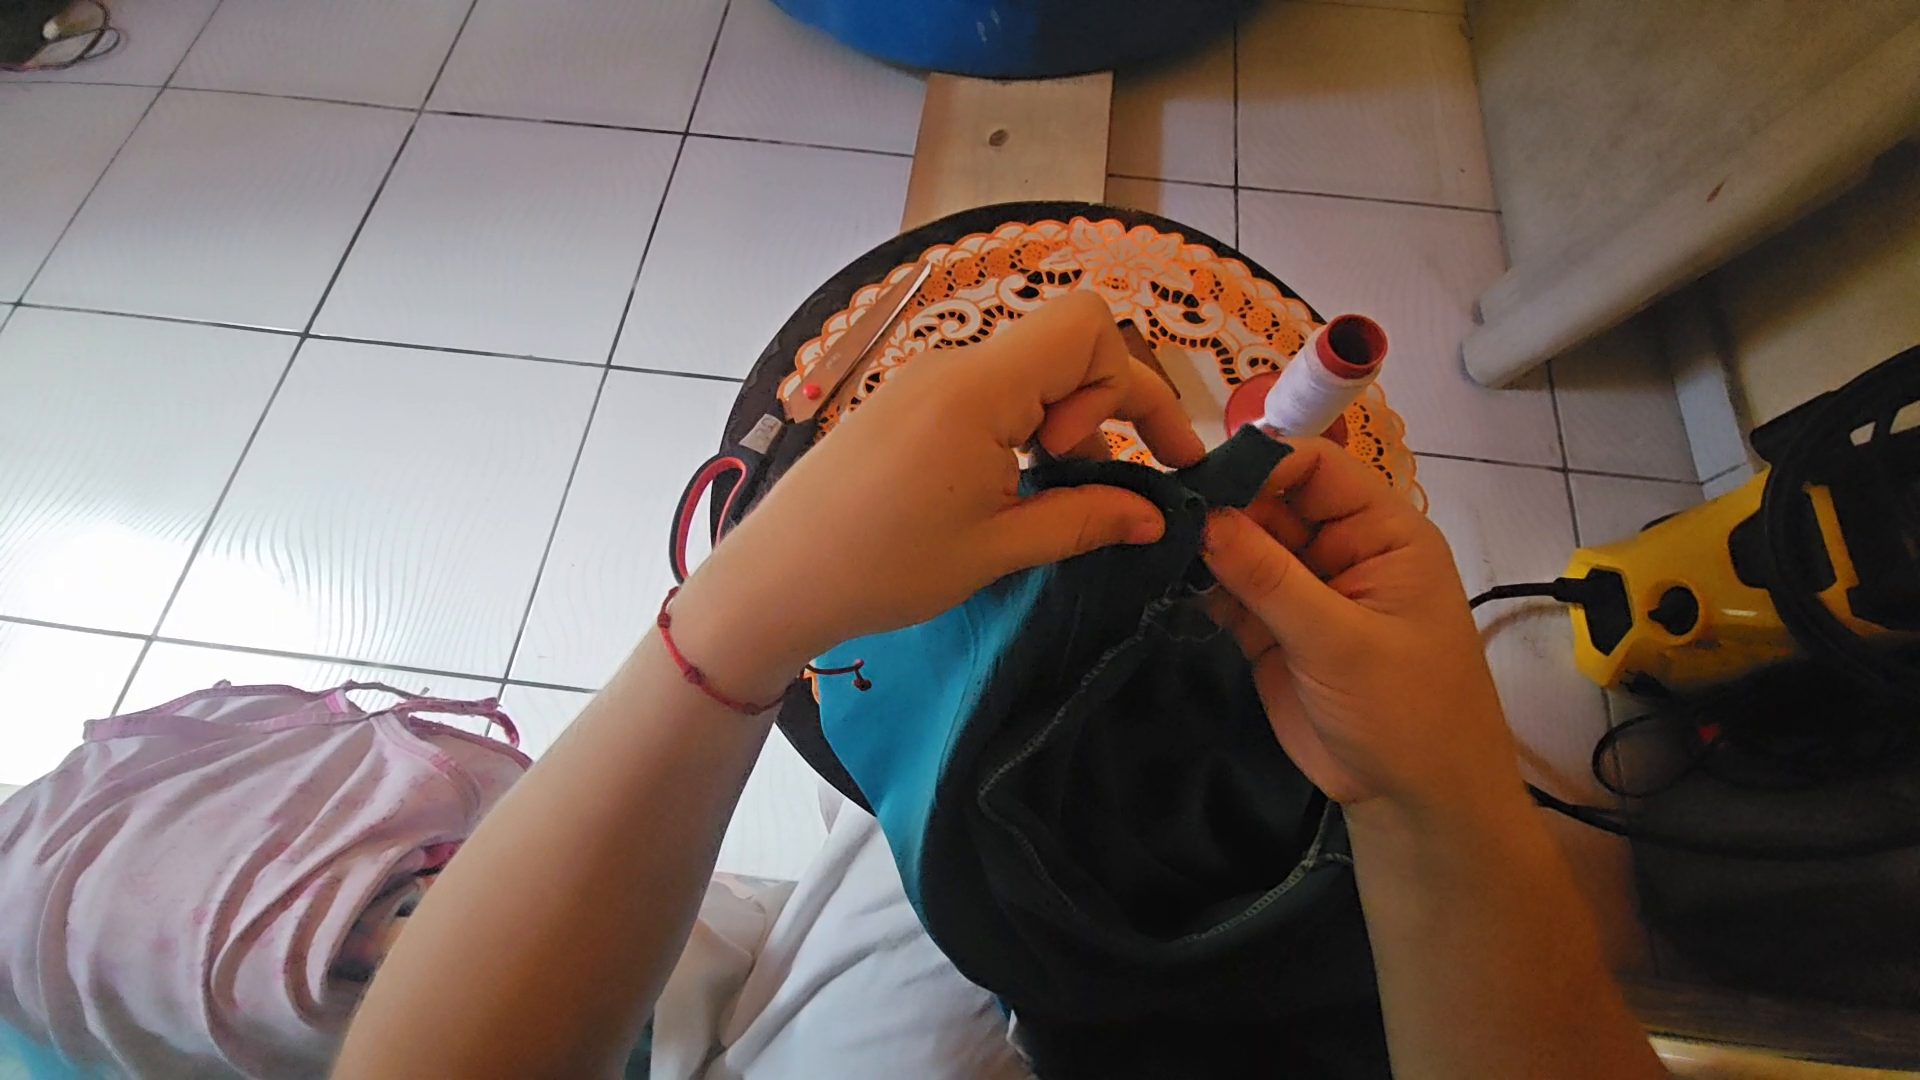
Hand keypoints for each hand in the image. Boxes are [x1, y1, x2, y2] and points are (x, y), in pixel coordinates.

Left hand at [670, 290, 1204, 701]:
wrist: (779, 577)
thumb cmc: (884, 567)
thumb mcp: (997, 549)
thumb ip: (1085, 520)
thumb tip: (1154, 516)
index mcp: (980, 388)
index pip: (1089, 328)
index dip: (1129, 384)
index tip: (1115, 457)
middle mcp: (955, 365)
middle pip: (1065, 349)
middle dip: (1107, 407)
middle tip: (1106, 483)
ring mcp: (927, 380)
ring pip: (1029, 376)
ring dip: (1064, 424)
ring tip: (1059, 495)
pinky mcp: (908, 403)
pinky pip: (990, 395)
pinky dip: (1023, 429)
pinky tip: (1014, 485)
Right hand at [1199, 438, 1521, 818]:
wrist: (1409, 799)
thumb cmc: (1405, 713)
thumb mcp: (1340, 642)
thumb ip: (1269, 577)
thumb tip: (1205, 516)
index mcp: (1380, 534)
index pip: (1317, 469)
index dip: (1262, 464)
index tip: (1200, 480)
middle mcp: (1337, 549)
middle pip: (1269, 502)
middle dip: (1221, 507)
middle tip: (1161, 516)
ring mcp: (1301, 588)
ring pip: (1242, 544)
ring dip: (1203, 546)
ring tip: (1152, 544)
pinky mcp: (1270, 624)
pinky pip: (1229, 587)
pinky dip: (1199, 584)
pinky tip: (1162, 580)